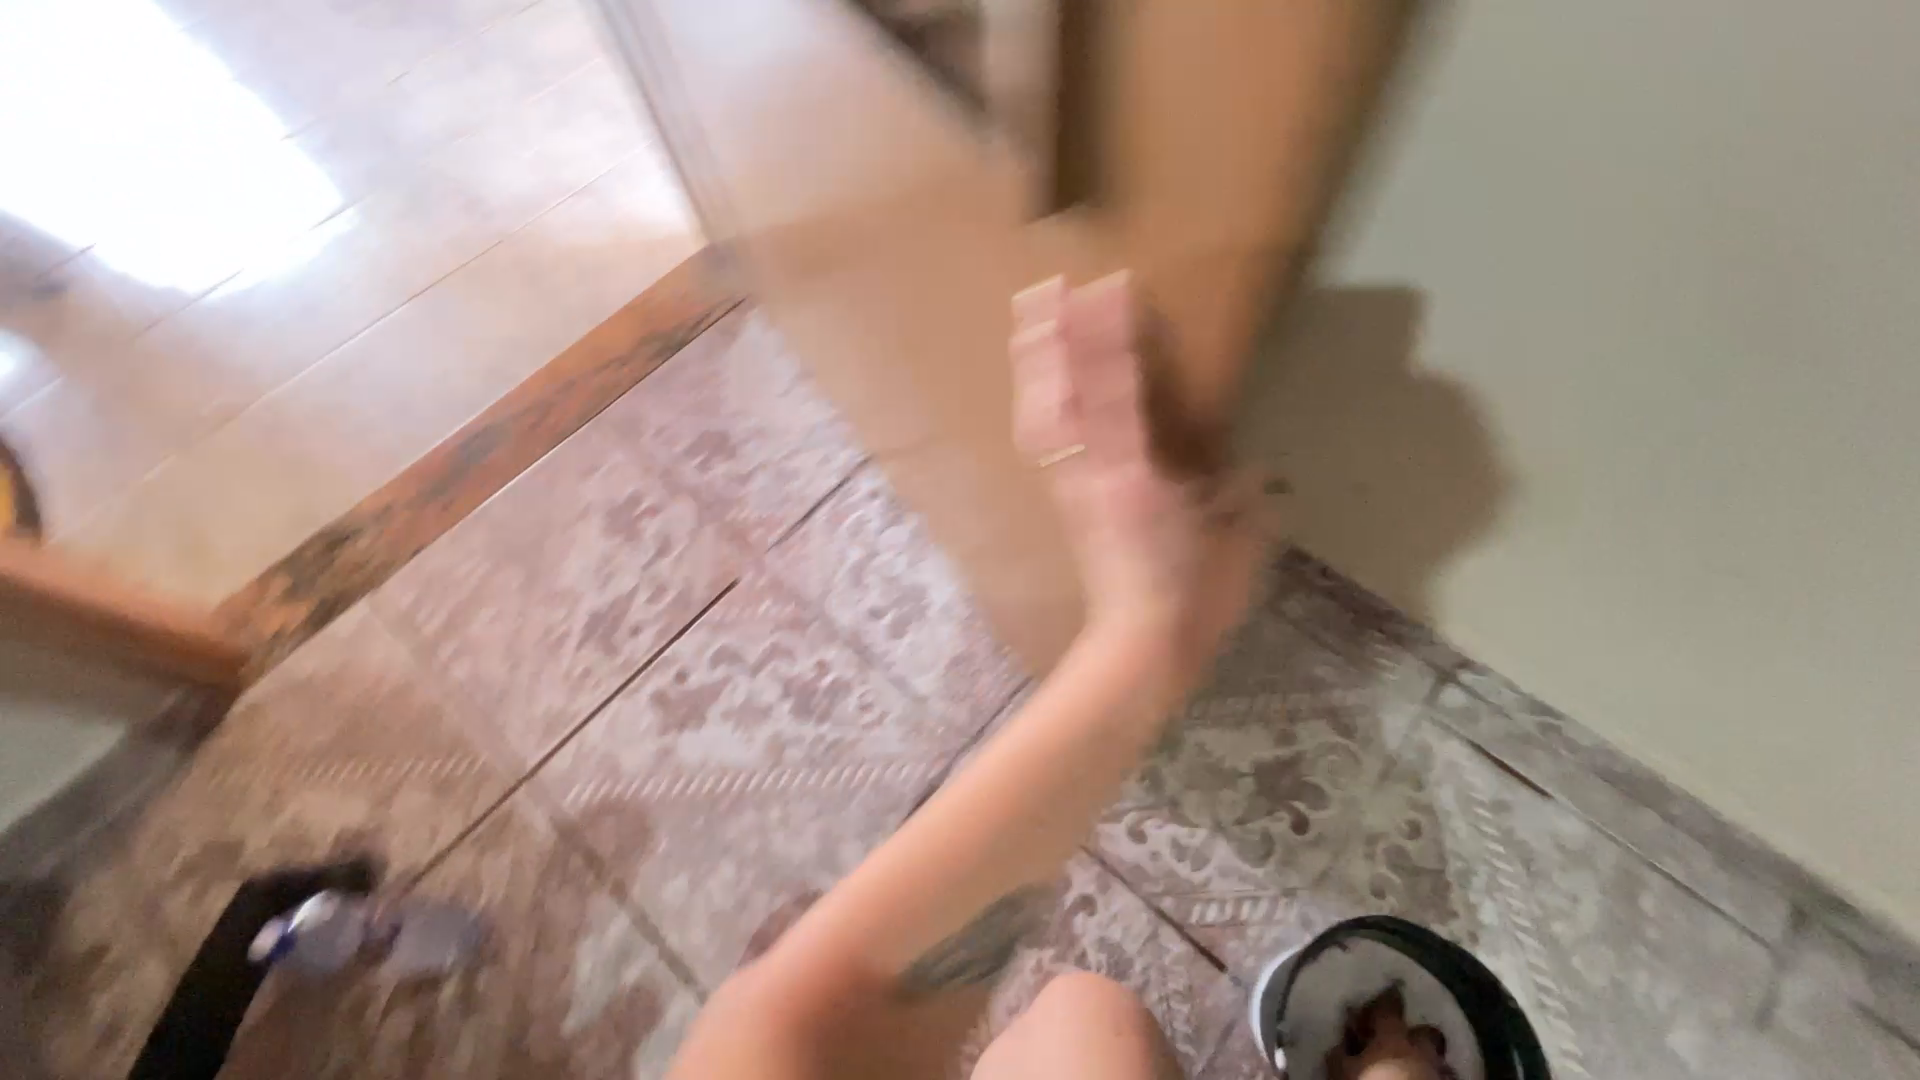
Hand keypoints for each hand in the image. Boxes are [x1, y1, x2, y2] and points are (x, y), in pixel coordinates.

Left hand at [1010, 273, 1273, 687]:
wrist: (1142, 642)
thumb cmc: (1195, 596)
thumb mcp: (1234, 544)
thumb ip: (1242, 501)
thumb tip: (1249, 471)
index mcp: (1135, 476)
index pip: (1119, 392)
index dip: (1111, 339)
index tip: (1110, 288)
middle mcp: (1096, 473)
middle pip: (1066, 396)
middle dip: (1055, 339)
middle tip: (1046, 286)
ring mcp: (1074, 485)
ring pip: (1045, 415)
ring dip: (1036, 363)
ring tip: (1029, 315)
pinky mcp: (1066, 498)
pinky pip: (1045, 442)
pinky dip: (1038, 402)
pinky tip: (1036, 380)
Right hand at [1324, 987, 1453, 1079]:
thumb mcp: (1340, 1073)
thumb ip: (1340, 1052)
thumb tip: (1342, 1038)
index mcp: (1393, 1040)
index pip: (1389, 1008)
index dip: (1386, 998)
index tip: (1387, 988)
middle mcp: (1422, 1054)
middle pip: (1427, 1034)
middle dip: (1417, 1032)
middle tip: (1401, 1037)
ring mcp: (1439, 1078)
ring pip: (1439, 1062)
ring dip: (1429, 1061)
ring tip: (1413, 1066)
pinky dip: (1436, 1079)